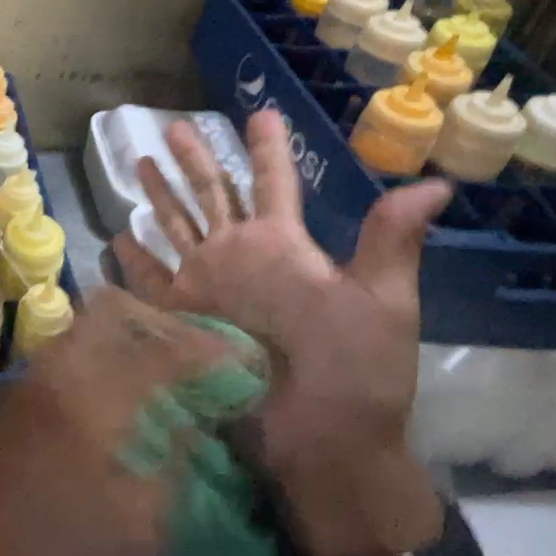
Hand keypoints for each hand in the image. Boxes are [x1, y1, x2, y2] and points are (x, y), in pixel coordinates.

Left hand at [0, 289, 238, 555]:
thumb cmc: (58, 544)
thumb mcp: (134, 524)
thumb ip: (172, 470)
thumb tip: (195, 430)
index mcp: (92, 397)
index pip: (159, 351)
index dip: (204, 348)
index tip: (239, 356)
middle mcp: (58, 369)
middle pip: (111, 310)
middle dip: (158, 321)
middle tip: (193, 347)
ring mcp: (32, 374)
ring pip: (85, 325)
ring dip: (127, 333)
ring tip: (162, 363)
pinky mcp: (17, 389)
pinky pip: (67, 349)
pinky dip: (100, 352)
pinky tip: (122, 386)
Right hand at [113, 109, 452, 555]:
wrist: (321, 442)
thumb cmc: (355, 369)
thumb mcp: (382, 302)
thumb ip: (390, 241)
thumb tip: (438, 186)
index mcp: (283, 247)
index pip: (273, 183)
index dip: (268, 148)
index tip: (262, 113)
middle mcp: (240, 256)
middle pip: (212, 194)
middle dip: (196, 159)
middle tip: (176, 125)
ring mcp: (207, 285)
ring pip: (176, 225)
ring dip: (160, 196)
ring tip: (141, 161)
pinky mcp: (181, 317)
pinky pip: (150, 280)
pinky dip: (132, 260)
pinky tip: (117, 237)